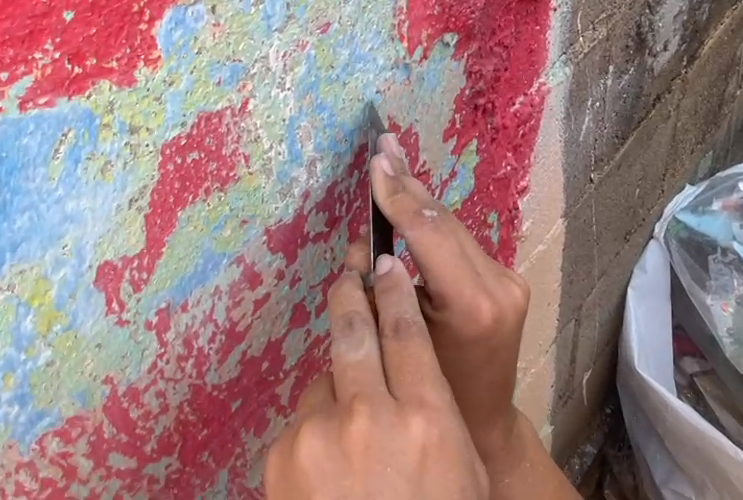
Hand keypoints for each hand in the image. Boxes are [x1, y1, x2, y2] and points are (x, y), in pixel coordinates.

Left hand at [262, 255, 488, 499]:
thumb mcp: (459, 477)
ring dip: (335, 393)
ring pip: (325, 382)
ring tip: (348, 435)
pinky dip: (315, 436)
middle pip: (356, 330)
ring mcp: (321, 432)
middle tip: (349, 273)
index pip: (407, 332)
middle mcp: (371, 414)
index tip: (386, 265)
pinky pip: (303, 424)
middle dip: (351, 295)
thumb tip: (407, 372)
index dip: (395, 292)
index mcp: (427, 420)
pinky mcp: (283, 452)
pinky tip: (327, 473)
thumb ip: (433, 418)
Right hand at [368, 133, 532, 465]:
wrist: (484, 422)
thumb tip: (364, 242)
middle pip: (443, 220)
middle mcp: (498, 285)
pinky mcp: (508, 279)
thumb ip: (378, 288)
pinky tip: (410, 196)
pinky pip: (459, 240)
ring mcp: (508, 280)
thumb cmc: (431, 389)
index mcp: (471, 304)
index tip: (376, 163)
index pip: (428, 233)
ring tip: (392, 159)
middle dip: (407, 183)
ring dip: (418, 197)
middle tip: (383, 144)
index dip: (398, 195)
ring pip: (452, 225)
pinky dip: (431, 220)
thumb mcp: (396, 339)